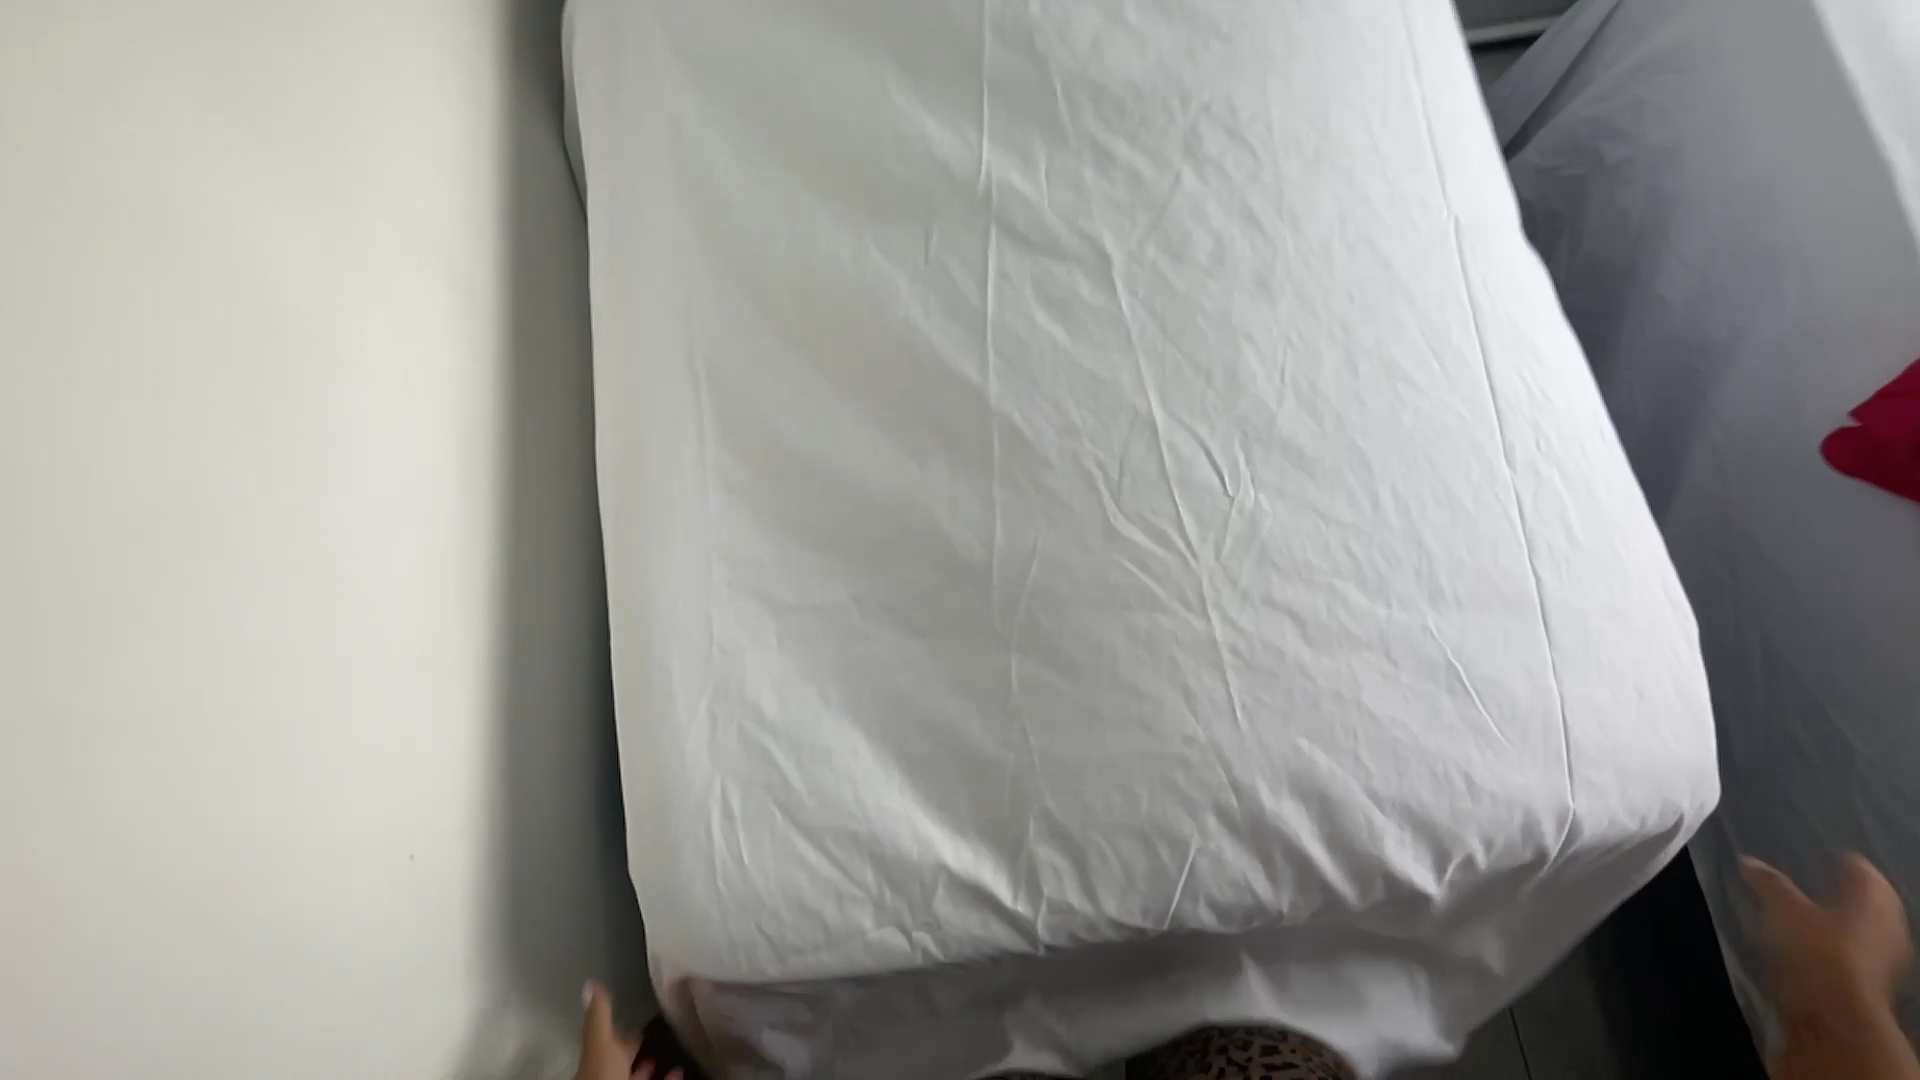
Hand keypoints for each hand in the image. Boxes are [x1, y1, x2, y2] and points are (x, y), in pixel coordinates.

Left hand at [576, 982, 682, 1079]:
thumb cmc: (604, 1078)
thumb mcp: (600, 1045)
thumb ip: (599, 1018)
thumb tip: (590, 984)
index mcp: (596, 1063)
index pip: (606, 1044)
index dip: (618, 1031)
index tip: (635, 1017)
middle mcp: (608, 1076)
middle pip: (620, 1063)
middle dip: (634, 1050)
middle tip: (651, 1032)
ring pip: (638, 1077)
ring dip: (653, 1066)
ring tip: (669, 1050)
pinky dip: (669, 1078)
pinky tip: (680, 1071)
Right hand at [1742, 853, 1911, 1017]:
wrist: (1832, 1006)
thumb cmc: (1814, 946)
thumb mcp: (1781, 906)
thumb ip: (1768, 882)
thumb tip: (1748, 860)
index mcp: (1872, 903)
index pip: (1866, 874)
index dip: (1850, 862)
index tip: (1834, 854)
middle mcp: (1887, 925)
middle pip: (1874, 900)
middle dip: (1853, 889)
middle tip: (1828, 877)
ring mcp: (1885, 953)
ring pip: (1869, 924)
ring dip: (1849, 914)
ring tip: (1821, 905)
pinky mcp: (1872, 974)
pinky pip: (1860, 944)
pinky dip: (1844, 935)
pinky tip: (1821, 935)